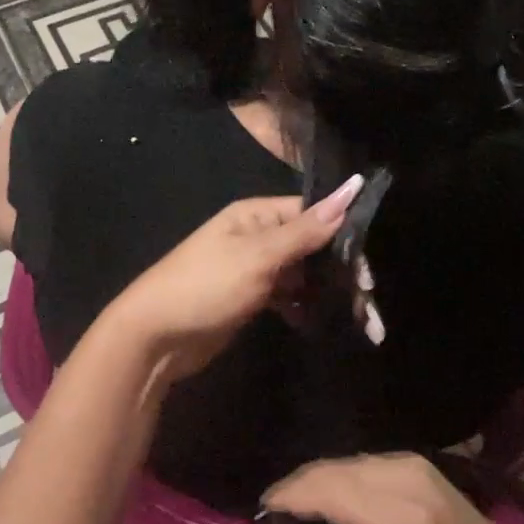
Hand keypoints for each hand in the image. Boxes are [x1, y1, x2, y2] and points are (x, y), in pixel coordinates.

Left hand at [99, 175, 363, 380]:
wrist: (154, 338)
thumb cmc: (205, 287)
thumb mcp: (258, 257)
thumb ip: (306, 229)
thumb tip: (354, 186)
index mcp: (256, 214)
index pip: (313, 214)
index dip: (344, 236)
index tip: (369, 270)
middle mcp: (257, 236)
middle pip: (312, 245)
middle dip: (341, 272)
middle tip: (367, 305)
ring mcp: (253, 268)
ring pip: (303, 274)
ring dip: (327, 293)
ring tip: (357, 322)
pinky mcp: (251, 298)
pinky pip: (288, 296)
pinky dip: (304, 308)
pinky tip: (318, 324)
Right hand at [264, 455, 523, 523]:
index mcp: (406, 521)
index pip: (328, 492)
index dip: (288, 502)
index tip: (256, 523)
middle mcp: (408, 480)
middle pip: (333, 472)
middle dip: (296, 492)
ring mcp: (416, 468)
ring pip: (346, 464)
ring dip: (316, 485)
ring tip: (292, 517)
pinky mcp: (421, 468)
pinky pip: (363, 465)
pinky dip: (339, 480)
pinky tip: (329, 507)